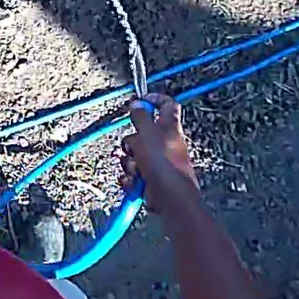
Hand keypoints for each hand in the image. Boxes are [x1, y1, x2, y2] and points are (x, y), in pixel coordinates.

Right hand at [119, 93, 198, 209]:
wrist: (169, 198)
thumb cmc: (163, 163)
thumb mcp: (148, 133)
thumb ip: (141, 117)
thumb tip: (136, 103)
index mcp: (169, 127)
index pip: (166, 105)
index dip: (153, 100)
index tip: (139, 101)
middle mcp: (164, 143)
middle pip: (140, 133)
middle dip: (130, 142)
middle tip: (133, 148)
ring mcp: (157, 162)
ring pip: (132, 155)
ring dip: (129, 163)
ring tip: (136, 170)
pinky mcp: (149, 178)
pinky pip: (131, 173)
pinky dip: (130, 179)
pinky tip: (134, 183)